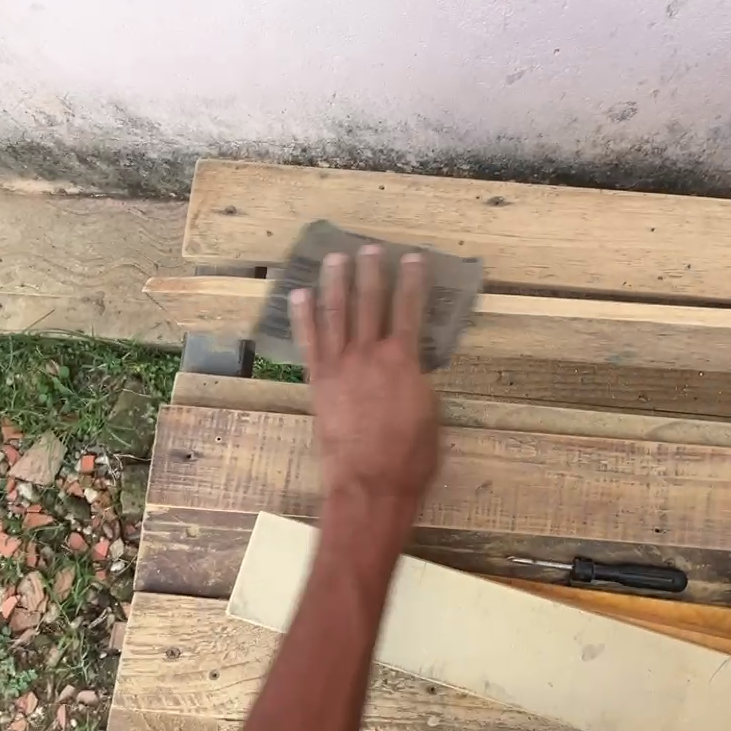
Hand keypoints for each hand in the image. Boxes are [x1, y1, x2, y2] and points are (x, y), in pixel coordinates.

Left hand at [290, 247, 440, 512]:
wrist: (371, 483)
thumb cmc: (411, 456)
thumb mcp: (430, 412)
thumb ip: (418, 380)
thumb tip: (411, 365)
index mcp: (404, 360)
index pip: (409, 309)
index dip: (412, 280)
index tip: (412, 257)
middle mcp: (370, 354)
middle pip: (370, 302)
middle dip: (371, 271)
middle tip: (369, 246)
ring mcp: (340, 366)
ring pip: (337, 314)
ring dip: (336, 283)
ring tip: (335, 258)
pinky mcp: (319, 382)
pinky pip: (309, 342)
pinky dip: (304, 317)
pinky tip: (300, 296)